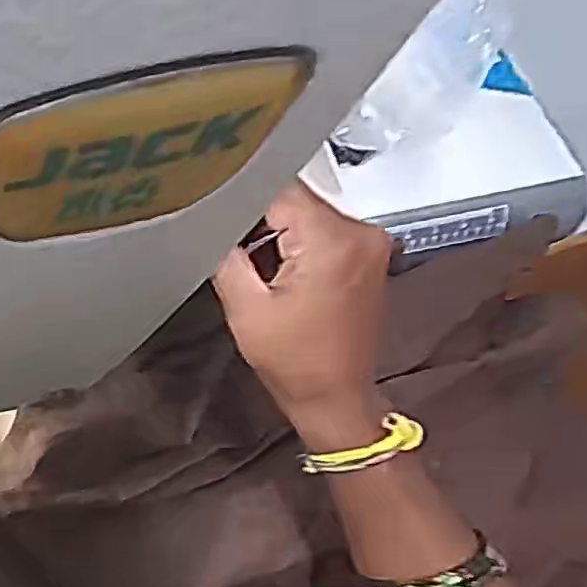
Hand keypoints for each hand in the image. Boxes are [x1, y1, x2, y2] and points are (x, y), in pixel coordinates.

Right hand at [213, 181, 393, 449]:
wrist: (333, 394)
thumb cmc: (291, 360)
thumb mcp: (244, 309)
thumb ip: (226, 258)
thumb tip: (215, 227)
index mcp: (332, 241)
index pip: (280, 192)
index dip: (243, 201)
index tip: (217, 218)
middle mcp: (362, 231)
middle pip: (298, 201)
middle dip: (260, 221)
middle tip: (232, 251)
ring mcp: (372, 243)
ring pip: (309, 216)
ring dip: (279, 235)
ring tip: (260, 272)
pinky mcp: (370, 255)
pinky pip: (324, 232)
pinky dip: (298, 246)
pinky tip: (282, 277)